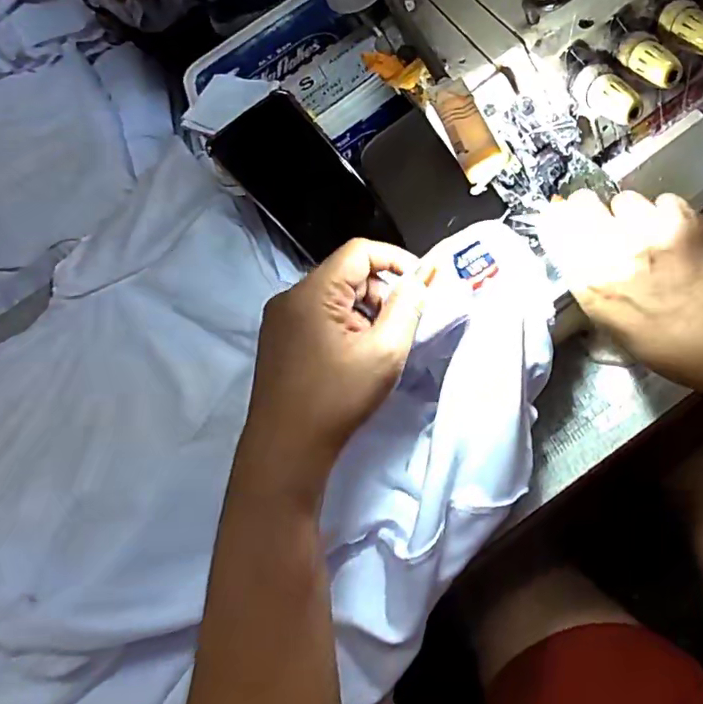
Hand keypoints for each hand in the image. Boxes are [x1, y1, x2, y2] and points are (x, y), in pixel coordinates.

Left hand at [238, 239, 434, 501]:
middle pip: (348, 272)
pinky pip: (320, 314)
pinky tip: (356, 355)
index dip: (397, 260)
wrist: (285, 451)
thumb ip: (408, 306)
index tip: (423, 285)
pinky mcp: (279, 338)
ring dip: (366, 309)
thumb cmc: (338, 399)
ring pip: (336, 294)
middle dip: (383, 290)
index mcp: (313, 292)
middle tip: (403, 325)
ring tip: (380, 346)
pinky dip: (346, 324)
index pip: (360, 251)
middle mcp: (291, 297)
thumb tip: (423, 274)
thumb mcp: (385, 351)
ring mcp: (280, 318)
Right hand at [539, 191, 702, 387]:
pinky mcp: (681, 215)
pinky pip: (663, 202)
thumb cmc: (667, 346)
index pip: (556, 227)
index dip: (560, 220)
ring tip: (652, 235)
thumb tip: (581, 259)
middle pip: (584, 203)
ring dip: (634, 215)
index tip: (568, 221)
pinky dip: (667, 215)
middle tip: (609, 223)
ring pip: (626, 200)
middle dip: (591, 209)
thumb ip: (591, 286)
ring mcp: (648, 228)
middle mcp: (612, 249)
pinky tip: (679, 235)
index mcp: (590, 282)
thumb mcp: (612, 325)